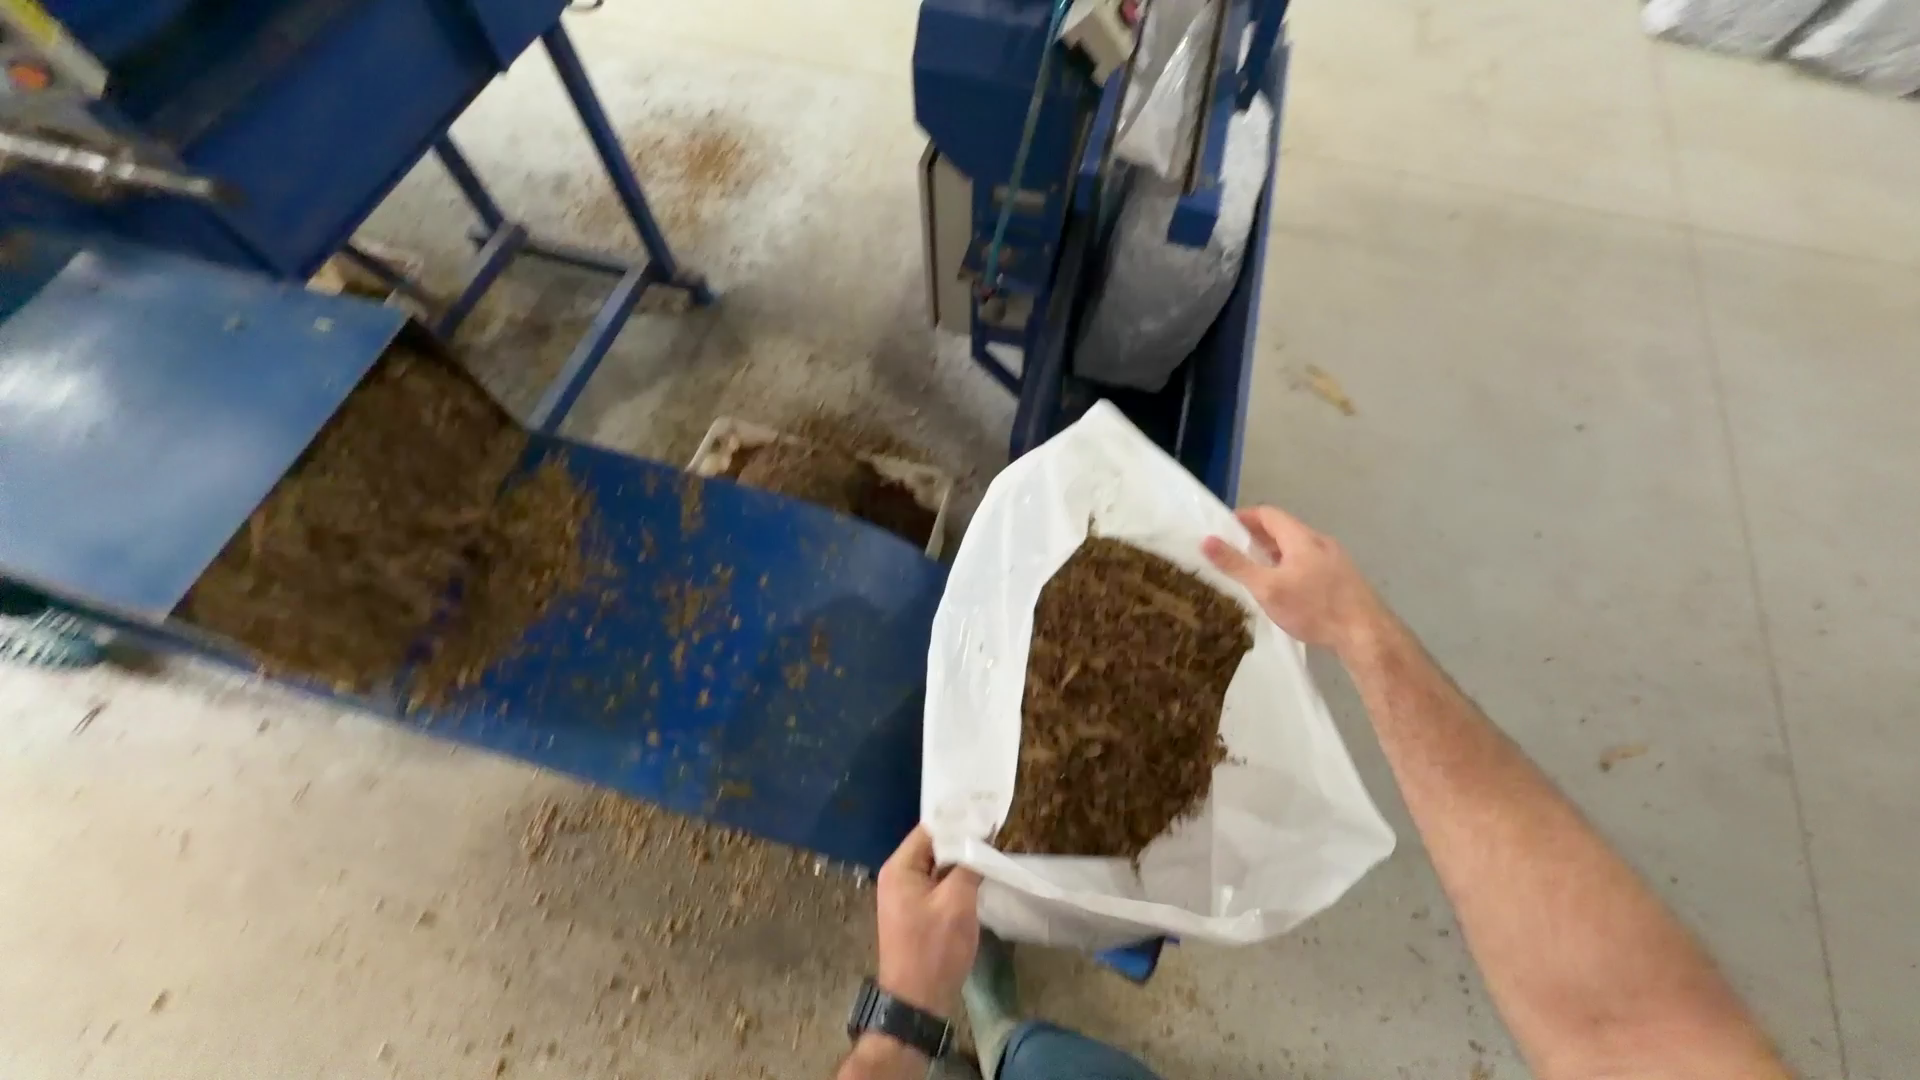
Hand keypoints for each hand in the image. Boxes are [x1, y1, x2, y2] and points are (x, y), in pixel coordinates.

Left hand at [874, 825, 981, 1017]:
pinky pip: (937, 884)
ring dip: (961, 860)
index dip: (958, 820)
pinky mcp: (916, 911)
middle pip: (933, 846)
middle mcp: (897, 876)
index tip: (986, 812)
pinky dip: (955, 878)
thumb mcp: (957, 904)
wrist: (917, 1004)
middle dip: (962, 840)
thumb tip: (981, 839)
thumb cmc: (934, 950)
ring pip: (937, 865)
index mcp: (900, 868)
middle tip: (994, 829)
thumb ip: (968, 866)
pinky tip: (978, 875)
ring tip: (991, 848)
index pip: (930, 829)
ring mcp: (905, 895)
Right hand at [1203, 505, 1388, 653]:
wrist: (1366, 634)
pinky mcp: (1343, 578)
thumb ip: (1236, 564)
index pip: (1268, 514)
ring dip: (1273, 554)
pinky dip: (1290, 566)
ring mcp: (1335, 560)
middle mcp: (1320, 542)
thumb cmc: (1313, 607)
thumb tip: (1206, 540)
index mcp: (1301, 538)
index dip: (1243, 517)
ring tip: (1254, 572)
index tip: (1223, 529)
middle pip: (1283, 529)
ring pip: (1297, 548)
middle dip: (1256, 537)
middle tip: (1232, 553)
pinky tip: (1284, 589)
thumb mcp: (1267, 587)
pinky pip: (1309, 562)